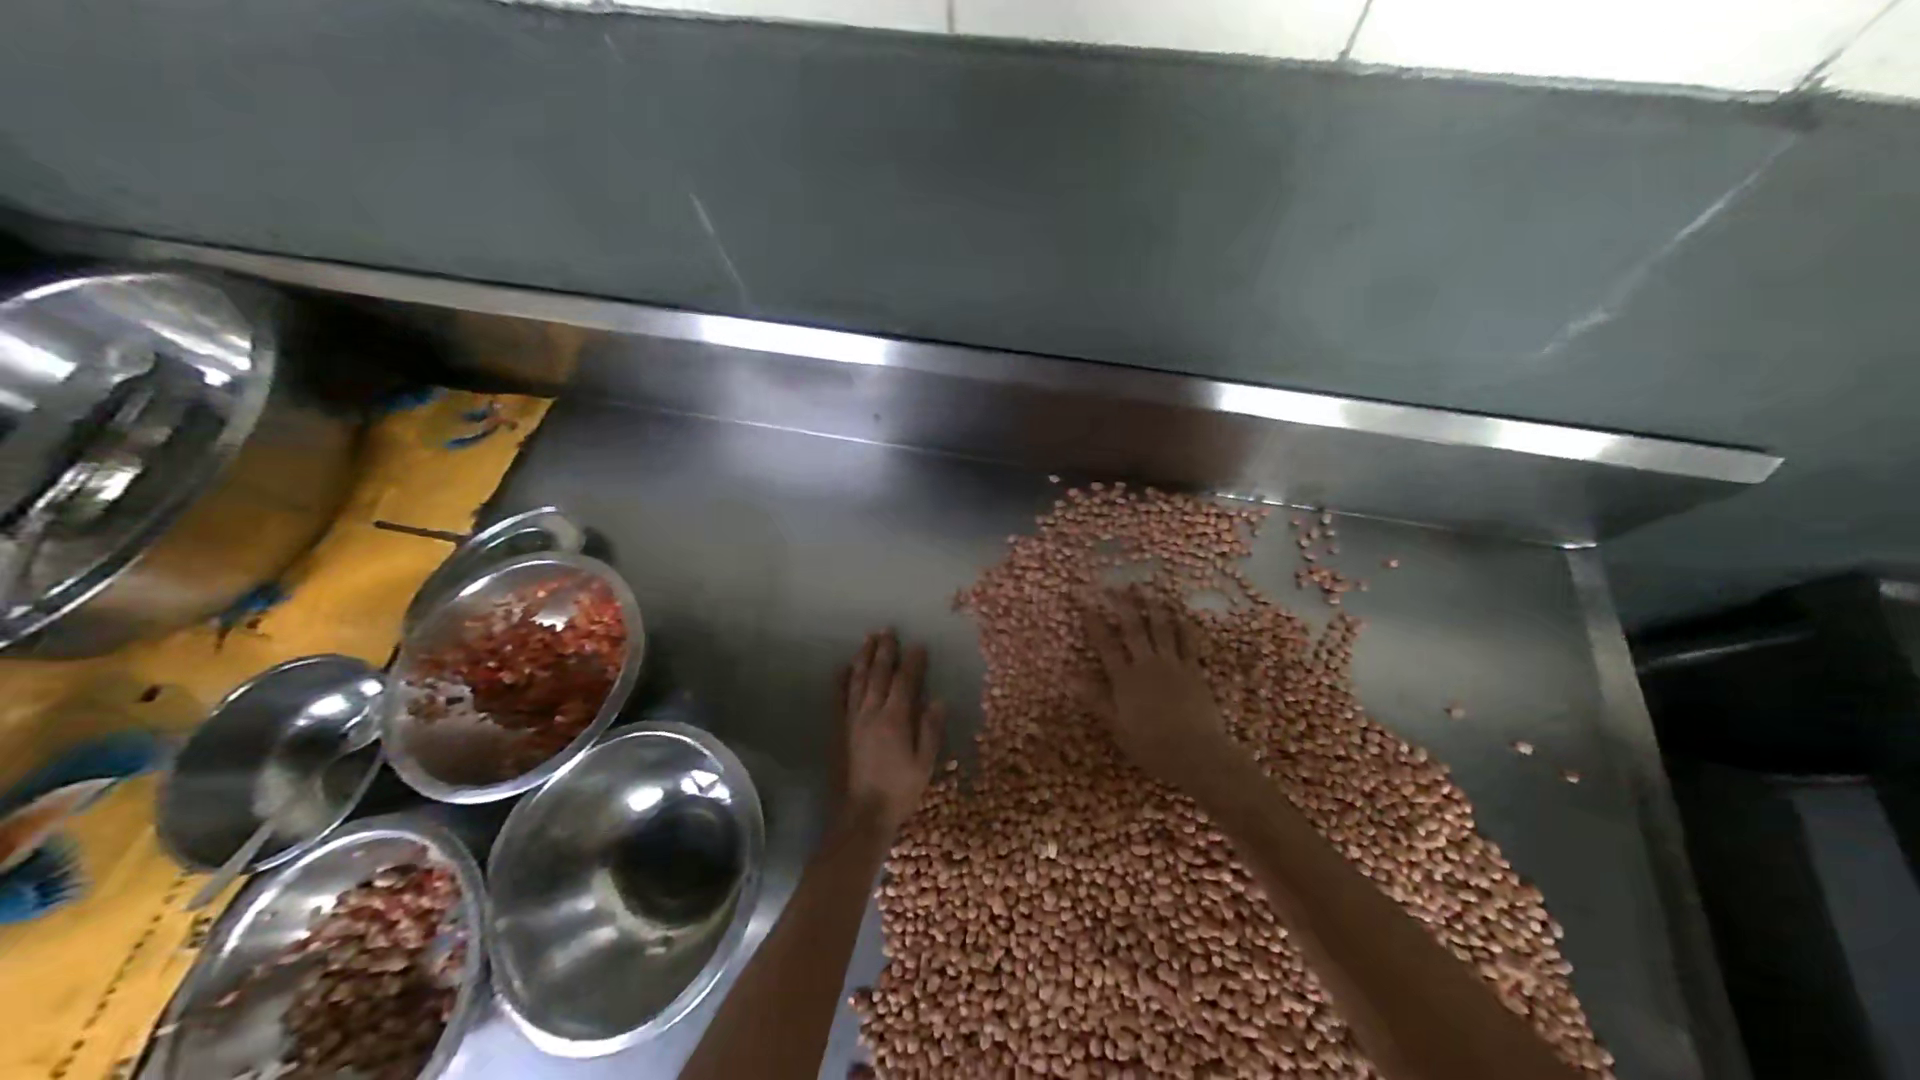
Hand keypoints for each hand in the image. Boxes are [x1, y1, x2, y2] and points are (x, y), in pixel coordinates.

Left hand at [833, 630, 945, 838]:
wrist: (862, 814)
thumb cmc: (900, 790)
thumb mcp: (924, 763)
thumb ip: (930, 730)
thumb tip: (937, 700)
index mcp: (895, 720)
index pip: (905, 682)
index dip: (912, 662)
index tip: (918, 645)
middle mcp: (871, 713)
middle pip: (878, 674)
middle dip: (885, 651)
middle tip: (888, 630)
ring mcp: (852, 720)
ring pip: (858, 681)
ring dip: (864, 658)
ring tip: (868, 640)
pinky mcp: (840, 730)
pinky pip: (839, 698)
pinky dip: (841, 681)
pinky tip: (843, 668)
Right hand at [1079, 589, 1247, 793]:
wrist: (1196, 752)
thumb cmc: (1151, 745)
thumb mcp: (1117, 727)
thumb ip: (1096, 700)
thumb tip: (1069, 678)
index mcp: (1125, 679)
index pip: (1105, 645)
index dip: (1095, 623)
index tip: (1086, 603)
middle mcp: (1147, 664)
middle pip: (1133, 628)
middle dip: (1124, 605)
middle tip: (1117, 586)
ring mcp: (1173, 664)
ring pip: (1161, 628)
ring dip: (1153, 607)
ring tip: (1148, 590)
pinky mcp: (1195, 670)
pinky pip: (1188, 642)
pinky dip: (1183, 626)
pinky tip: (1180, 614)